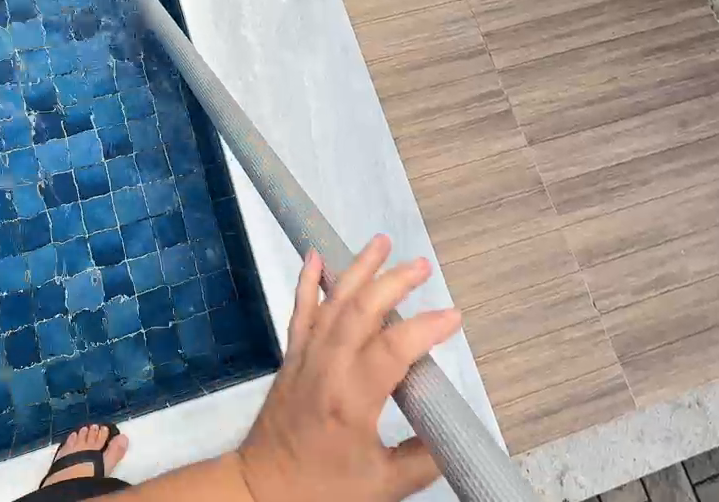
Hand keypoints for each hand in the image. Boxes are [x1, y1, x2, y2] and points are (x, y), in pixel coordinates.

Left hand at [237, 236, 463, 501]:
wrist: (265, 487)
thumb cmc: (324, 489)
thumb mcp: (384, 485)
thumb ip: (424, 458)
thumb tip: (452, 435)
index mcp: (352, 399)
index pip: (394, 349)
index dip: (426, 328)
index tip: (454, 316)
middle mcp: (327, 367)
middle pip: (362, 311)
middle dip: (393, 283)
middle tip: (422, 265)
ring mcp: (306, 355)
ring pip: (333, 301)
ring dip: (357, 269)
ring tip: (381, 242)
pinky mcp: (291, 354)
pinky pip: (300, 309)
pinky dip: (307, 280)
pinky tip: (315, 254)